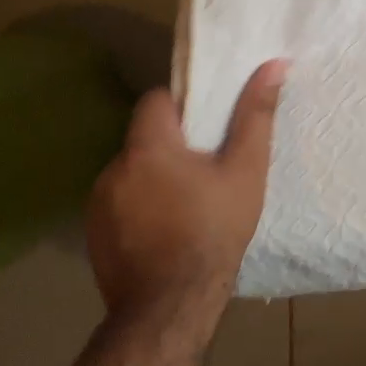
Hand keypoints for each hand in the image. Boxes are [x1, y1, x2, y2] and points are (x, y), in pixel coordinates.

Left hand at [84, 60, 287, 324]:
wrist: (171, 299)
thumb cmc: (216, 224)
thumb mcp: (247, 166)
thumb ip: (255, 114)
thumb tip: (273, 66)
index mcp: (148, 149)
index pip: (155, 101)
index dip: (182, 100)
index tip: (210, 113)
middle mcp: (113, 171)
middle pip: (145, 137)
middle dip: (175, 140)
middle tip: (213, 157)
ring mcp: (96, 205)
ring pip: (133, 170)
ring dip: (158, 171)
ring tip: (193, 192)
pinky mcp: (93, 233)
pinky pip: (121, 198)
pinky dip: (144, 199)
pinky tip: (171, 219)